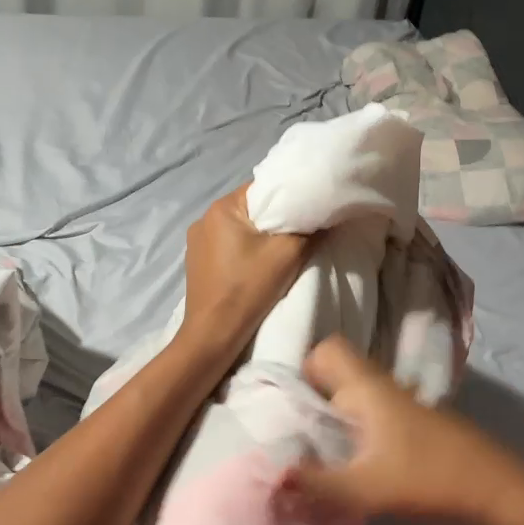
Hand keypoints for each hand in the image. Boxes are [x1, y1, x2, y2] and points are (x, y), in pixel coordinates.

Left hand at [177, 185, 311, 353]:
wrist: (213, 335)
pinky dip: (244, 251)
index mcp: (222, 207)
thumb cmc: (248, 290)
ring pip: (239, 228)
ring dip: (259, 237)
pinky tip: (255, 267)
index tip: (309, 213)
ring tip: (278, 253)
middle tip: (299, 234)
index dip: (289, 198)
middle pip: (251, 209)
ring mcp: (196, 241)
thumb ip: (310, 229)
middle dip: (275, 220)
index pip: (263, 189)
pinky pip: (227, 245)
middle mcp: (204, 218)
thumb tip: (326, 214)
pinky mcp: (196, 262)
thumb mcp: (287, 255)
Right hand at [291, 336, 523, 524]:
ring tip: (316, 452)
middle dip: (314, 397)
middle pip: (339, 375)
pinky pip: (374, 416)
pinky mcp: (417, 427)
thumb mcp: (366, 489)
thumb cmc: (428, 478)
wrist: (498, 490)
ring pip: (357, 397)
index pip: (328, 350)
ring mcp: (404, 406)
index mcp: (368, 388)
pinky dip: (358, 432)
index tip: (288, 403)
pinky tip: (355, 464)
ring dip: (336, 417)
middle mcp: (384, 387)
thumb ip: (317, 484)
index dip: (304, 368)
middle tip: (292, 432)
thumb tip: (272, 476)